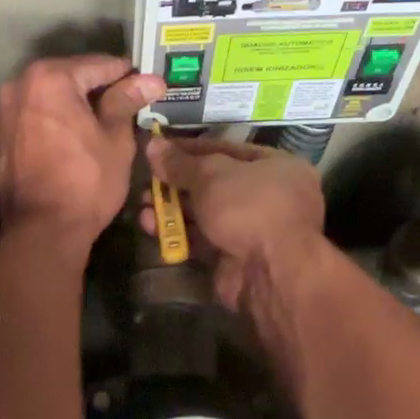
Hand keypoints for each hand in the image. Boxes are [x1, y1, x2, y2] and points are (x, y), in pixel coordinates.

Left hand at [0, 56, 165, 240]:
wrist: (42, 232)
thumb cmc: (87, 182)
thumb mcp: (115, 140)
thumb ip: (126, 102)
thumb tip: (149, 80)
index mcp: (49, 79)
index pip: (96, 65)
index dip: (124, 73)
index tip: (144, 82)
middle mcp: (16, 87)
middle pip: (65, 78)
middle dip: (92, 88)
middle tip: (122, 103)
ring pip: (42, 101)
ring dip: (66, 106)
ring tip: (93, 125)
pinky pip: (26, 123)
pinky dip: (44, 126)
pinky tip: (63, 145)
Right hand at [143, 137, 325, 310]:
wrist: (272, 274)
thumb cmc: (249, 207)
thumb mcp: (212, 175)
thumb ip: (180, 163)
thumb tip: (152, 144)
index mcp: (276, 167)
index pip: (227, 150)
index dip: (191, 149)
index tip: (159, 148)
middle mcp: (269, 196)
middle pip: (214, 183)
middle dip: (177, 183)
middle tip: (147, 181)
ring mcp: (253, 230)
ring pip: (205, 214)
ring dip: (172, 209)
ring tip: (142, 205)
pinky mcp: (235, 259)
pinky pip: (202, 240)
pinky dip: (178, 233)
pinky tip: (150, 226)